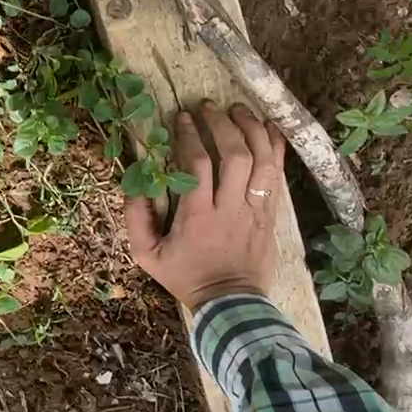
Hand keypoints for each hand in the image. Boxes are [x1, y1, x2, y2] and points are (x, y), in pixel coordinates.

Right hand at [125, 102, 285, 308]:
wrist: (229, 305)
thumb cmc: (185, 276)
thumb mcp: (146, 255)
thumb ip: (135, 219)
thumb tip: (134, 185)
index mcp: (197, 216)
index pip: (197, 164)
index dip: (190, 135)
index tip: (182, 116)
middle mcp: (230, 209)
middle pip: (234, 156)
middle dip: (222, 125)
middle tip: (209, 107)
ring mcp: (255, 212)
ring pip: (262, 162)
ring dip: (252, 131)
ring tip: (239, 111)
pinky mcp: (271, 217)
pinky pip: (278, 178)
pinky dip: (276, 150)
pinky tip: (269, 129)